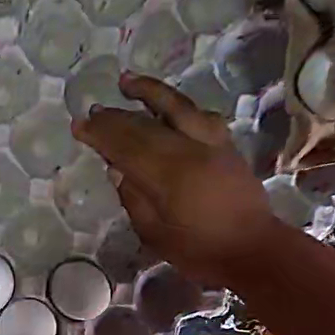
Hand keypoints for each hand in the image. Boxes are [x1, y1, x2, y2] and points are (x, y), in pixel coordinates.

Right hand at [71, 73, 288, 285]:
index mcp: (167, 175)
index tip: (79, 126)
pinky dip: (180, 107)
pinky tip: (170, 106)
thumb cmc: (202, 252)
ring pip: (176, 108)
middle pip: (145, 125)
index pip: (125, 145)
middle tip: (93, 111)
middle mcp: (189, 150)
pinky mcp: (227, 147)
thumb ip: (135, 200)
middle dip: (115, 116)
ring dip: (150, 93)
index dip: (100, 134)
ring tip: (127, 82)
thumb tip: (118, 171)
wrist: (255, 251)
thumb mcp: (157, 236)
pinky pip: (201, 116)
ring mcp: (211, 144)